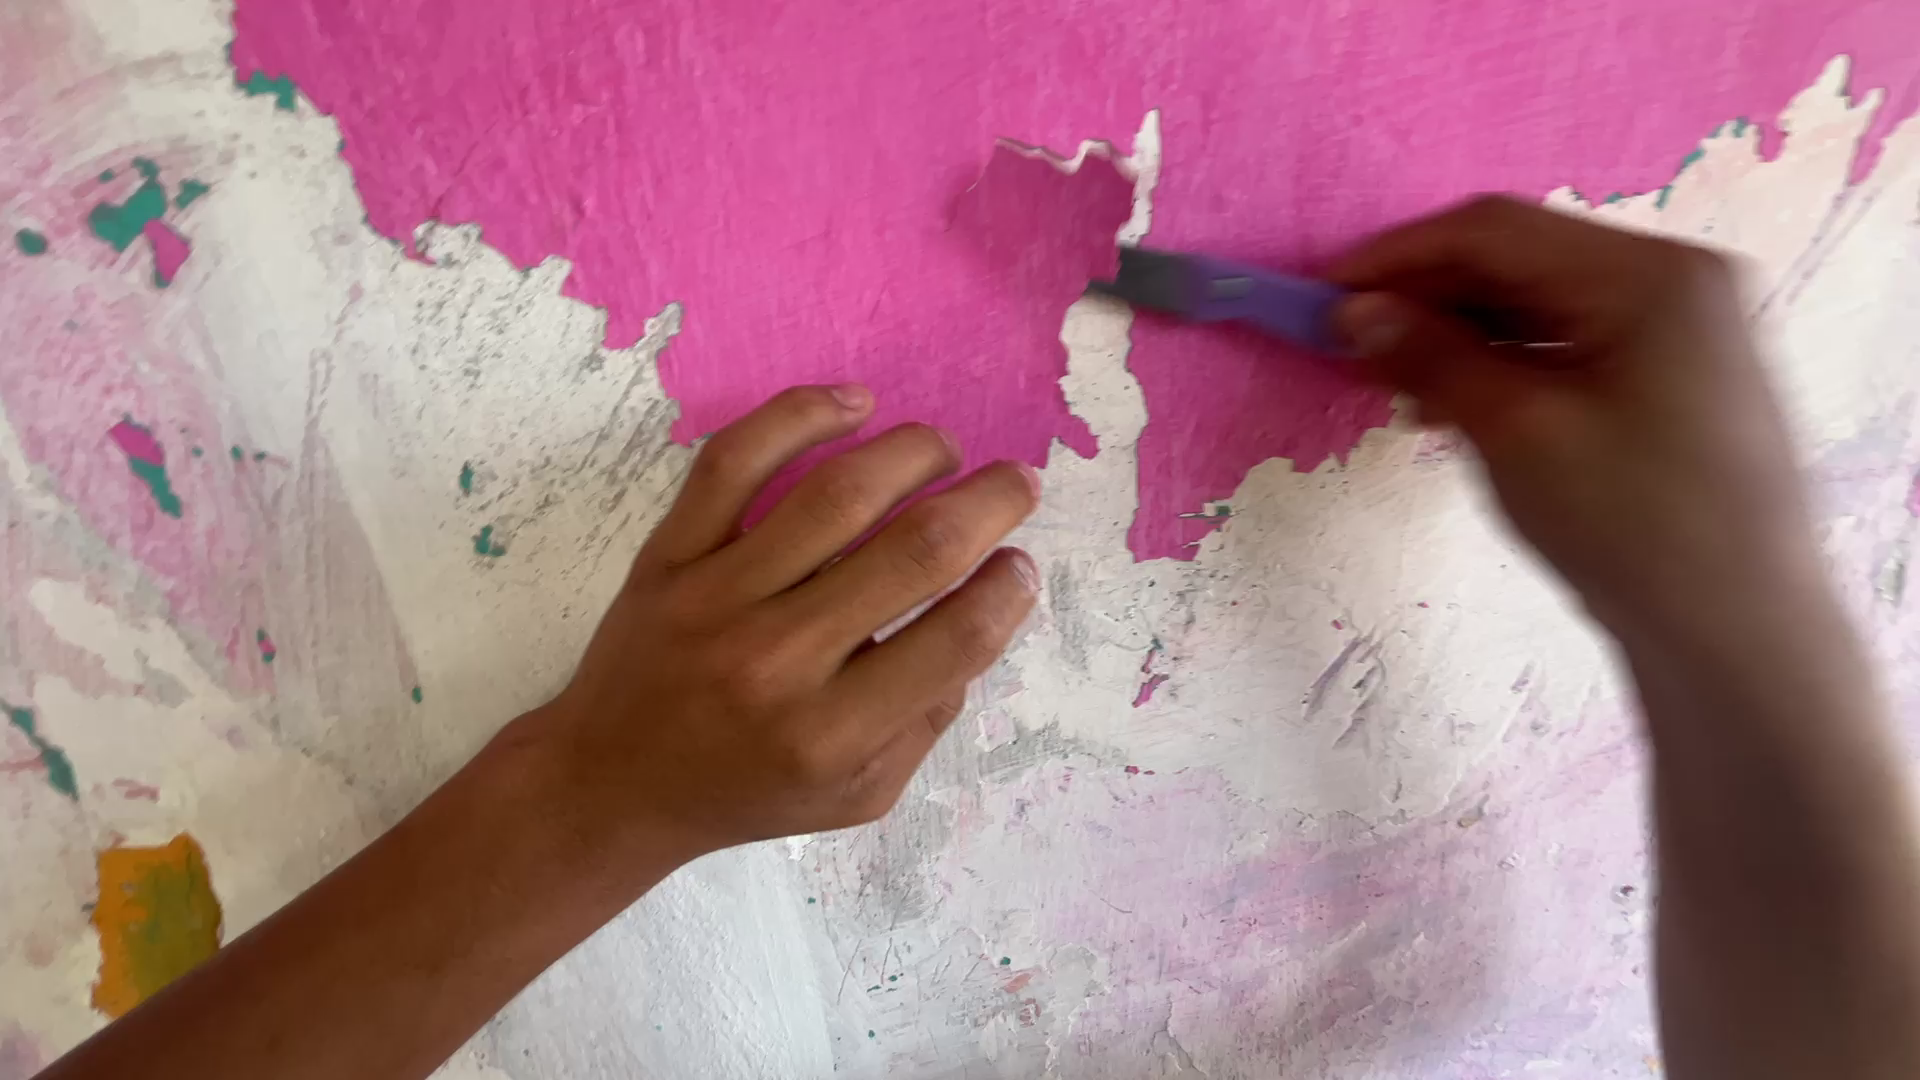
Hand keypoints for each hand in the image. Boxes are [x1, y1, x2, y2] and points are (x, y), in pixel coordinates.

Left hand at [523, 385, 1040, 864]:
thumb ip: (929, 715)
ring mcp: (717, 596)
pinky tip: (854, 402)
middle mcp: (781, 659)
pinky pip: (734, 461)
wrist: (613, 783)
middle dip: (990, 503)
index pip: (955, 639)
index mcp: (833, 735)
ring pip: (837, 493)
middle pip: (913, 552)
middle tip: (1019, 482)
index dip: (1010, 589)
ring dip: (915, 453)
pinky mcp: (669, 552)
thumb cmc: (749, 792)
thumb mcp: (861, 793)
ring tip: (945, 450)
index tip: (1022, 563)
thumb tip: (980, 613)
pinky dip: (800, 414)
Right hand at [1329, 195, 1821, 640]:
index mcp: (1645, 275)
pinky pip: (1542, 343)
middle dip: (1417, 297)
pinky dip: (1480, 361)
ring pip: (1519, 305)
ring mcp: (1658, 327)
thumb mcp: (1512, 430)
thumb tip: (1352, 311)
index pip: (1493, 232)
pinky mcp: (1644, 371)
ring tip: (1384, 378)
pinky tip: (1438, 402)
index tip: (1323, 295)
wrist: (1726, 619)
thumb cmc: (1625, 519)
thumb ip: (1429, 357)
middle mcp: (1660, 281)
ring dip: (1443, 332)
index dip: (1395, 255)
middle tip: (1343, 343)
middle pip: (1508, 263)